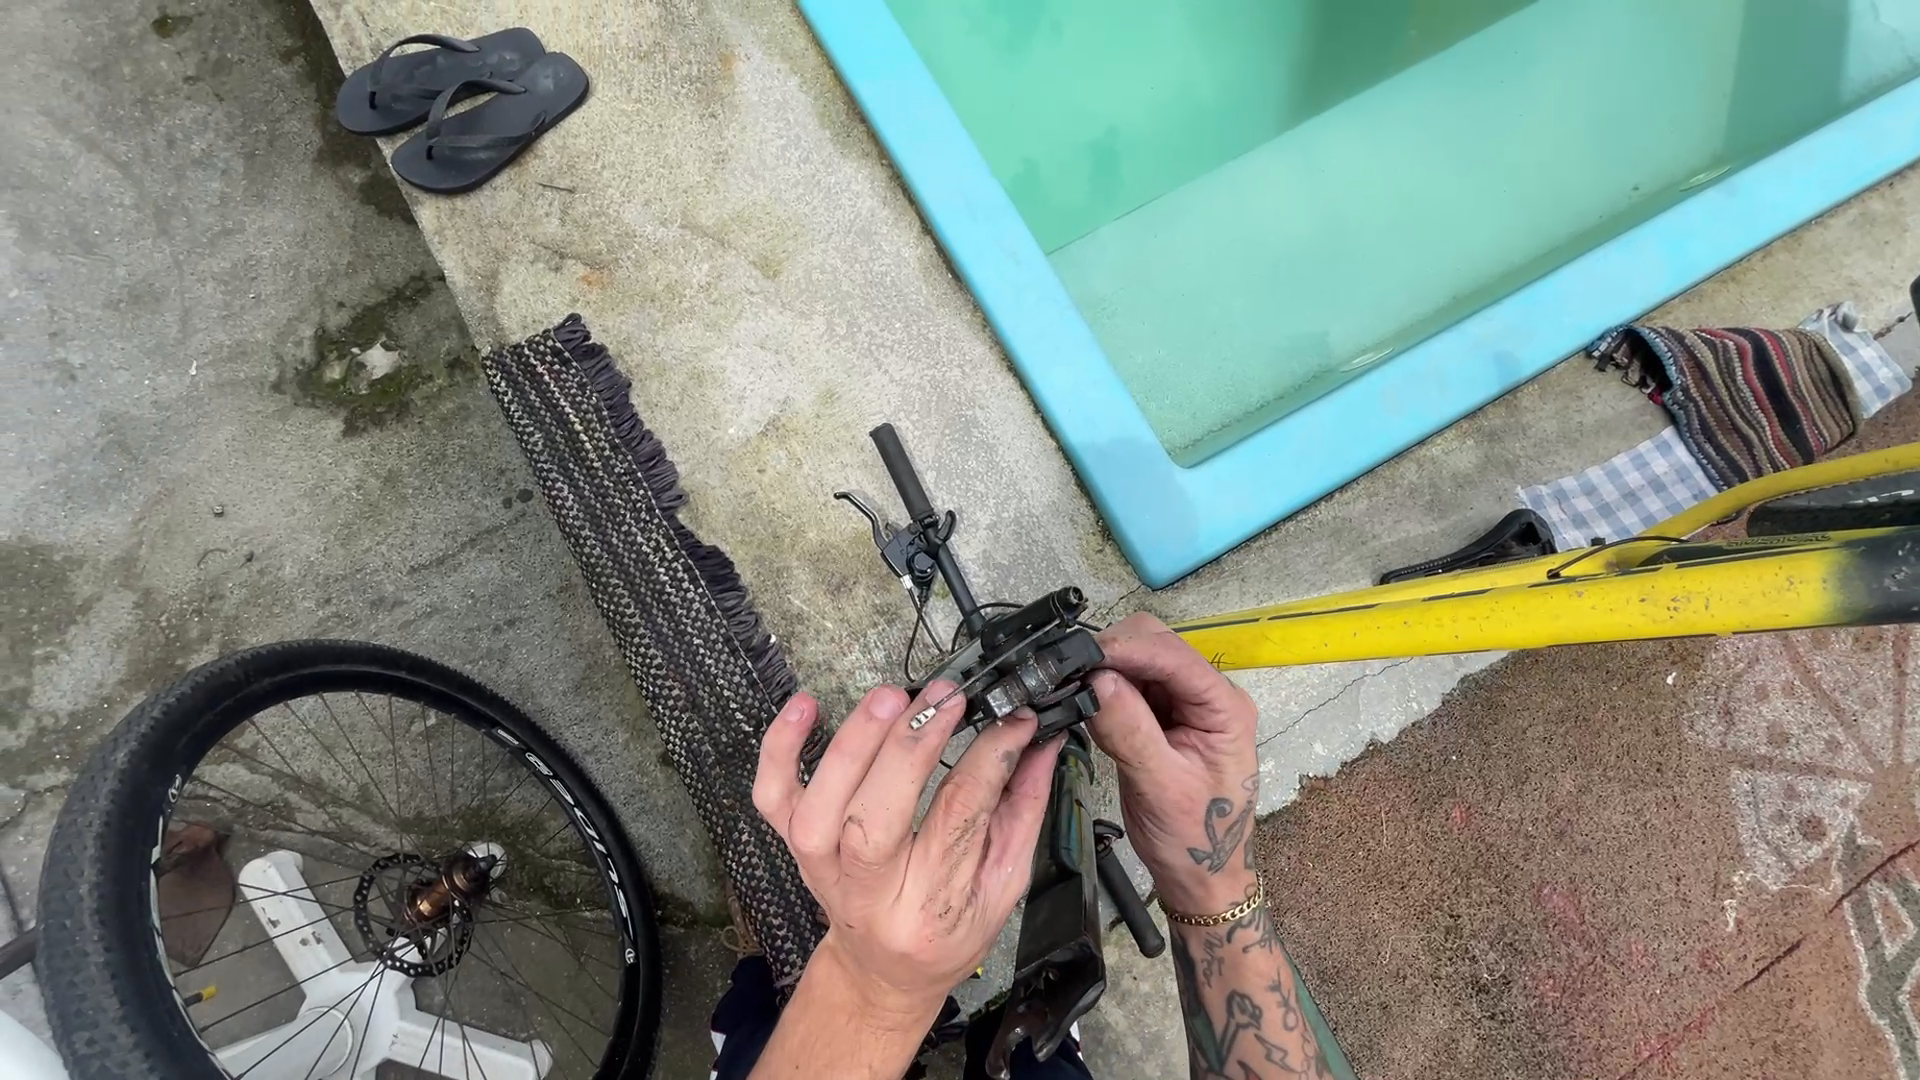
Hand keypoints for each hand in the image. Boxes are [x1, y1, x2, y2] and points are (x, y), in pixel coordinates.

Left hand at [753, 680, 1063, 1022]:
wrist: (881, 972)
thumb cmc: (944, 931)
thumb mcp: (1003, 886)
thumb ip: (1023, 811)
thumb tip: (1040, 743)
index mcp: (932, 905)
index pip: (960, 818)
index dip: (990, 756)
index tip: (1011, 718)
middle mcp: (870, 891)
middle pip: (874, 819)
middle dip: (910, 747)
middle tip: (945, 698)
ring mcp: (821, 868)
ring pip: (820, 809)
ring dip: (853, 744)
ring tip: (892, 697)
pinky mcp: (794, 846)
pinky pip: (771, 797)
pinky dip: (779, 749)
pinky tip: (805, 705)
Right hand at [1088, 613, 1259, 915]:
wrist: (1198, 876)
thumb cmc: (1192, 839)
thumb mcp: (1160, 786)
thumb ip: (1130, 731)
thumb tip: (1097, 681)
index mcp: (1224, 707)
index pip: (1174, 656)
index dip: (1127, 649)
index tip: (1082, 657)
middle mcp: (1207, 694)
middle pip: (1155, 644)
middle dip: (1113, 652)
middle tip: (1072, 675)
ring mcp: (1184, 701)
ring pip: (1137, 658)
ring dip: (1105, 667)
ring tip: (1074, 688)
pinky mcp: (1161, 712)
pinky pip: (1128, 681)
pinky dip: (1104, 685)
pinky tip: (1086, 700)